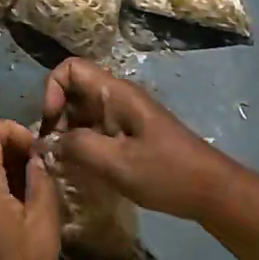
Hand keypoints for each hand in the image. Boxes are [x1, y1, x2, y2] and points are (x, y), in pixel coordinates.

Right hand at [42, 58, 243, 220]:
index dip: (52, 89)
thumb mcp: (117, 163)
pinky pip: (94, 129)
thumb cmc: (166, 173)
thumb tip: (46, 143)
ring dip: (67, 133)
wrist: (211, 191)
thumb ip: (77, 148)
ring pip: (81, 112)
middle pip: (72, 91)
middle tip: (52, 151)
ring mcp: (122, 116)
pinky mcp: (127, 134)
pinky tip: (79, 170)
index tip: (51, 123)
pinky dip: (81, 144)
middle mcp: (116, 97)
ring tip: (62, 163)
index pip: (70, 68)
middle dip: (55, 116)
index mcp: (114, 93)